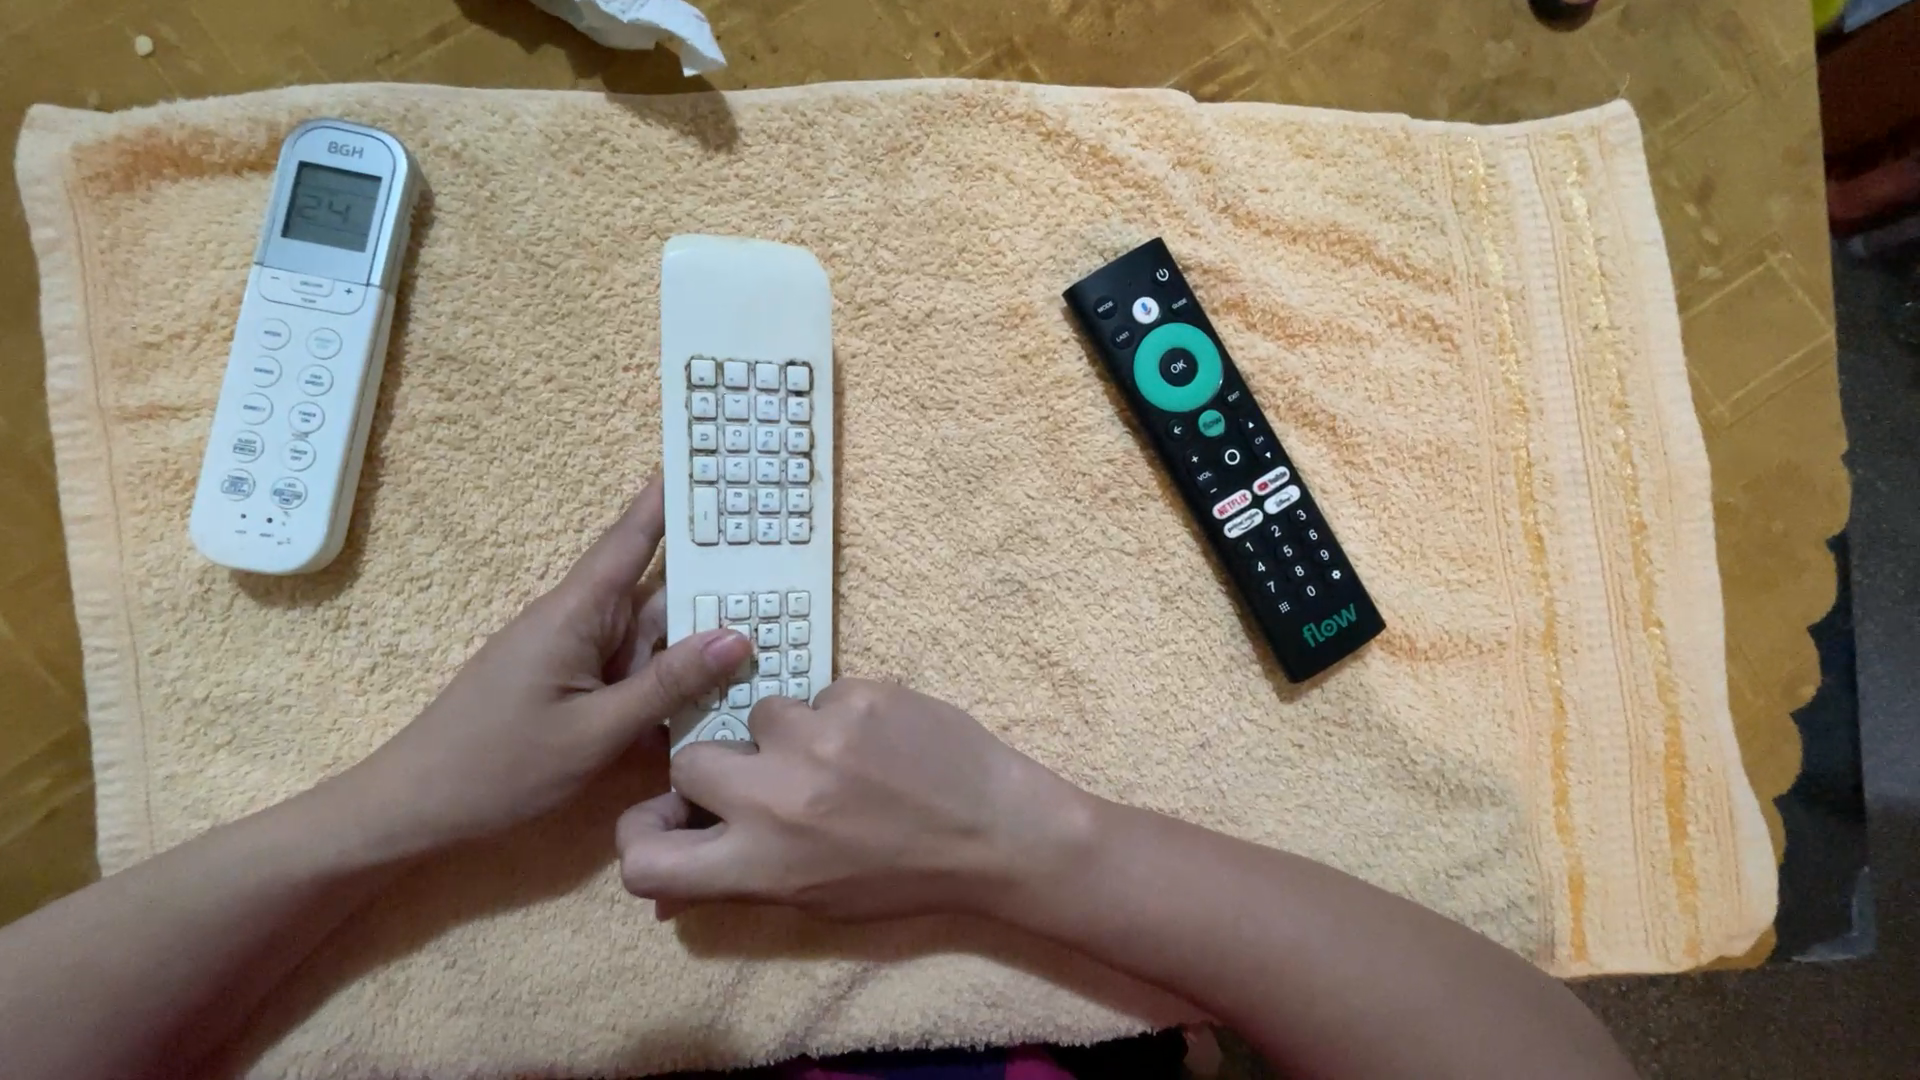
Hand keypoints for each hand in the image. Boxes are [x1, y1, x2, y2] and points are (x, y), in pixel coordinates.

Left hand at [333, 477, 752, 856]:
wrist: (415, 812)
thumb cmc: (498, 766)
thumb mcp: (595, 731)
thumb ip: (668, 684)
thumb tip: (738, 638)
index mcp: (577, 614)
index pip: (630, 541)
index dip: (666, 499)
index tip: (702, 462)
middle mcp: (584, 623)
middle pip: (659, 589)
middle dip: (715, 574)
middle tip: (778, 557)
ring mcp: (583, 655)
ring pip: (656, 632)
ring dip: (704, 631)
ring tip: (772, 618)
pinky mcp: (582, 685)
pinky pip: (642, 667)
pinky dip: (680, 672)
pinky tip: (722, 681)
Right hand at [615, 678, 1092, 920]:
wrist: (999, 830)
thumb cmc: (907, 879)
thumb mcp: (817, 903)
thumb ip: (743, 881)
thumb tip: (671, 886)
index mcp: (759, 864)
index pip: (646, 859)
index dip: (645, 837)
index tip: (671, 821)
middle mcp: (773, 795)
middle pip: (690, 758)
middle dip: (723, 766)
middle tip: (770, 778)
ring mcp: (816, 735)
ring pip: (764, 711)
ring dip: (789, 733)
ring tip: (844, 756)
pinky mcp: (859, 694)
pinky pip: (824, 693)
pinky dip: (842, 713)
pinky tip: (882, 737)